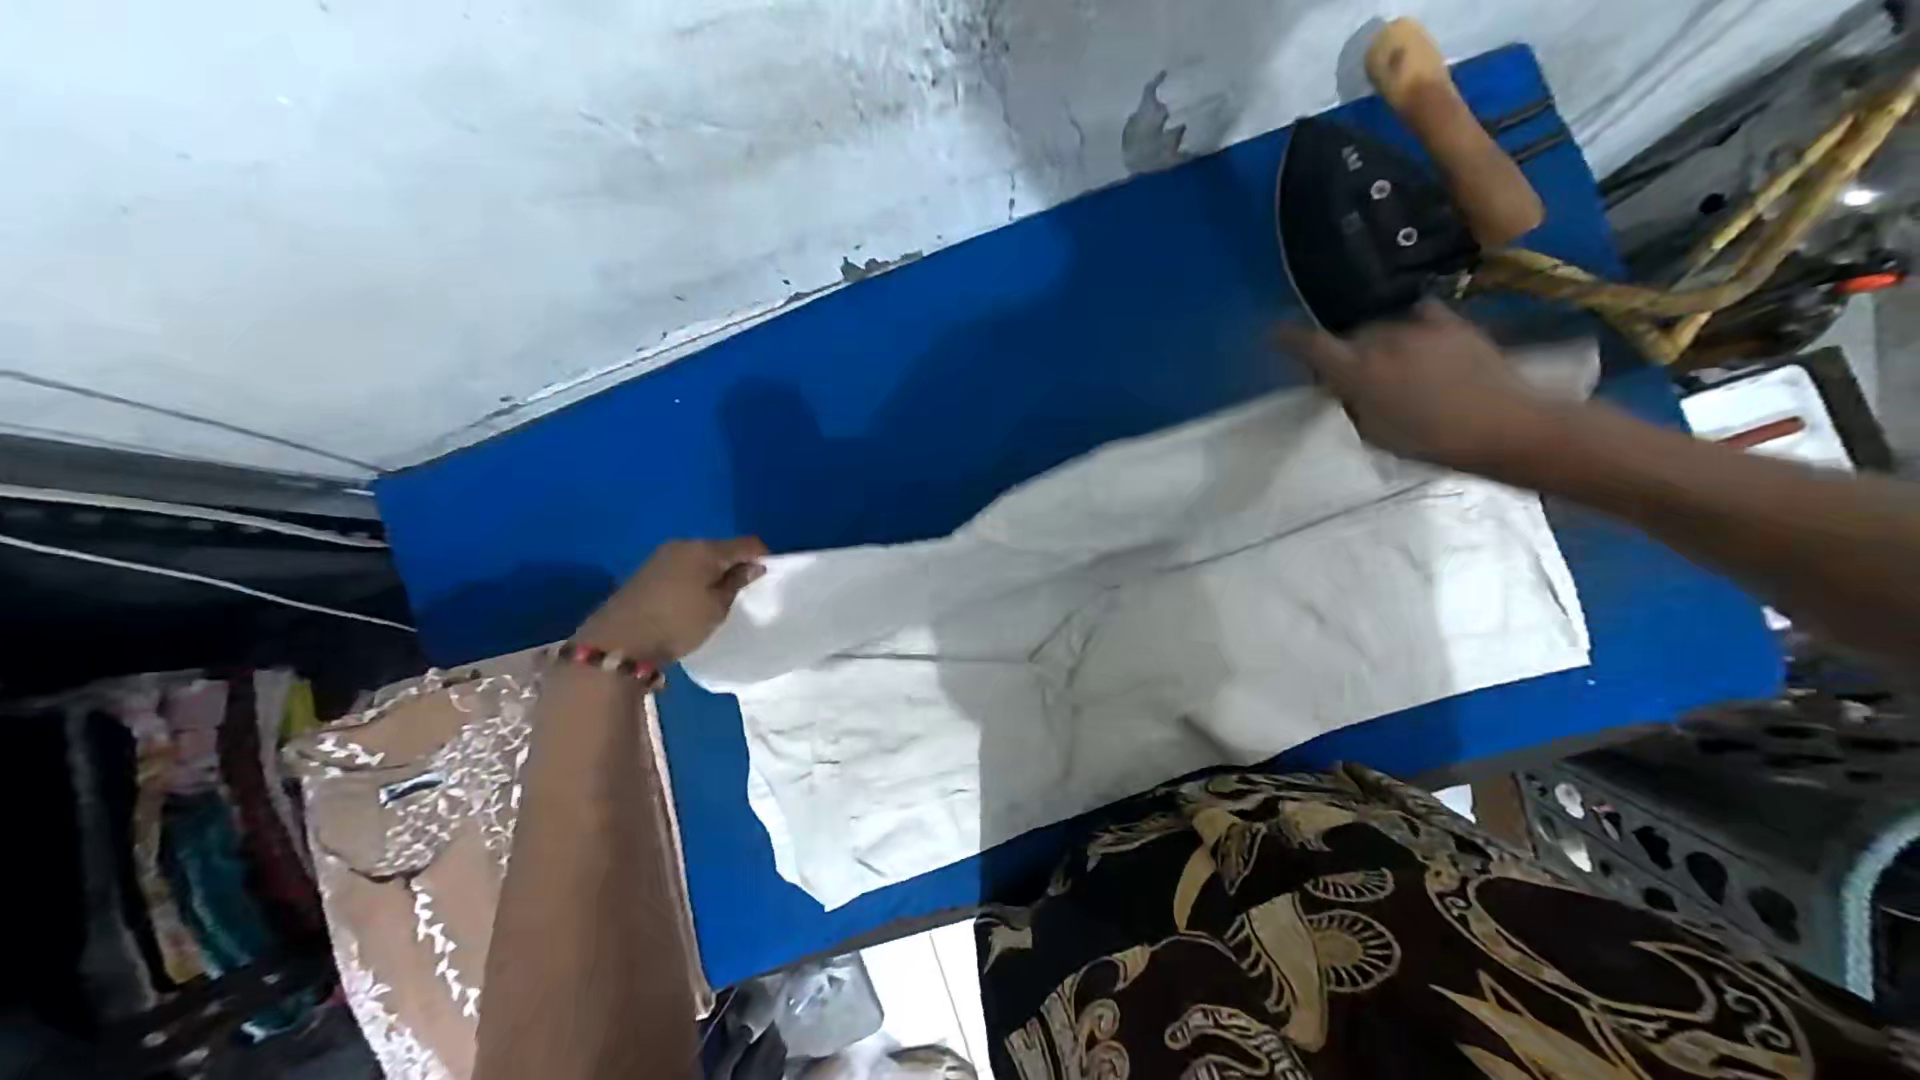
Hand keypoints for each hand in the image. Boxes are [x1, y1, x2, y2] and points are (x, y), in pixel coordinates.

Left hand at [575, 537, 767, 662]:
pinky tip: (693, 599)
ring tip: (719, 598)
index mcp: (706, 549)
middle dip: (736, 564)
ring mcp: (662, 556)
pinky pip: (683, 567)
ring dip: (713, 572)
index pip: (747, 543)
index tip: (767, 579)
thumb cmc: (677, 623)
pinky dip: (694, 578)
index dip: (762, 557)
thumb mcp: (716, 607)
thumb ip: (737, 583)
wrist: (618, 642)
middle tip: (743, 592)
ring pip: (700, 558)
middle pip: (721, 548)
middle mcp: (684, 544)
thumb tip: (753, 565)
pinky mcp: (647, 571)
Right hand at [1278, 301, 1561, 471]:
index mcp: (1357, 372)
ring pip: (1382, 329)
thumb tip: (1339, 390)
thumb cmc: (1432, 442)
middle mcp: (1382, 341)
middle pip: (1349, 338)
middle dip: (1344, 352)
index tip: (1275, 335)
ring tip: (1389, 366)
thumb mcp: (1375, 433)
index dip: (1288, 339)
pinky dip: (1409, 328)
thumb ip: (1351, 405)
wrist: (1506, 427)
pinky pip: (1418, 317)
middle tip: (1350, 376)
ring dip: (1377, 344)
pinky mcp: (1452, 324)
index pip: (1311, 346)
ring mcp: (1419, 329)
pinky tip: (1415, 342)